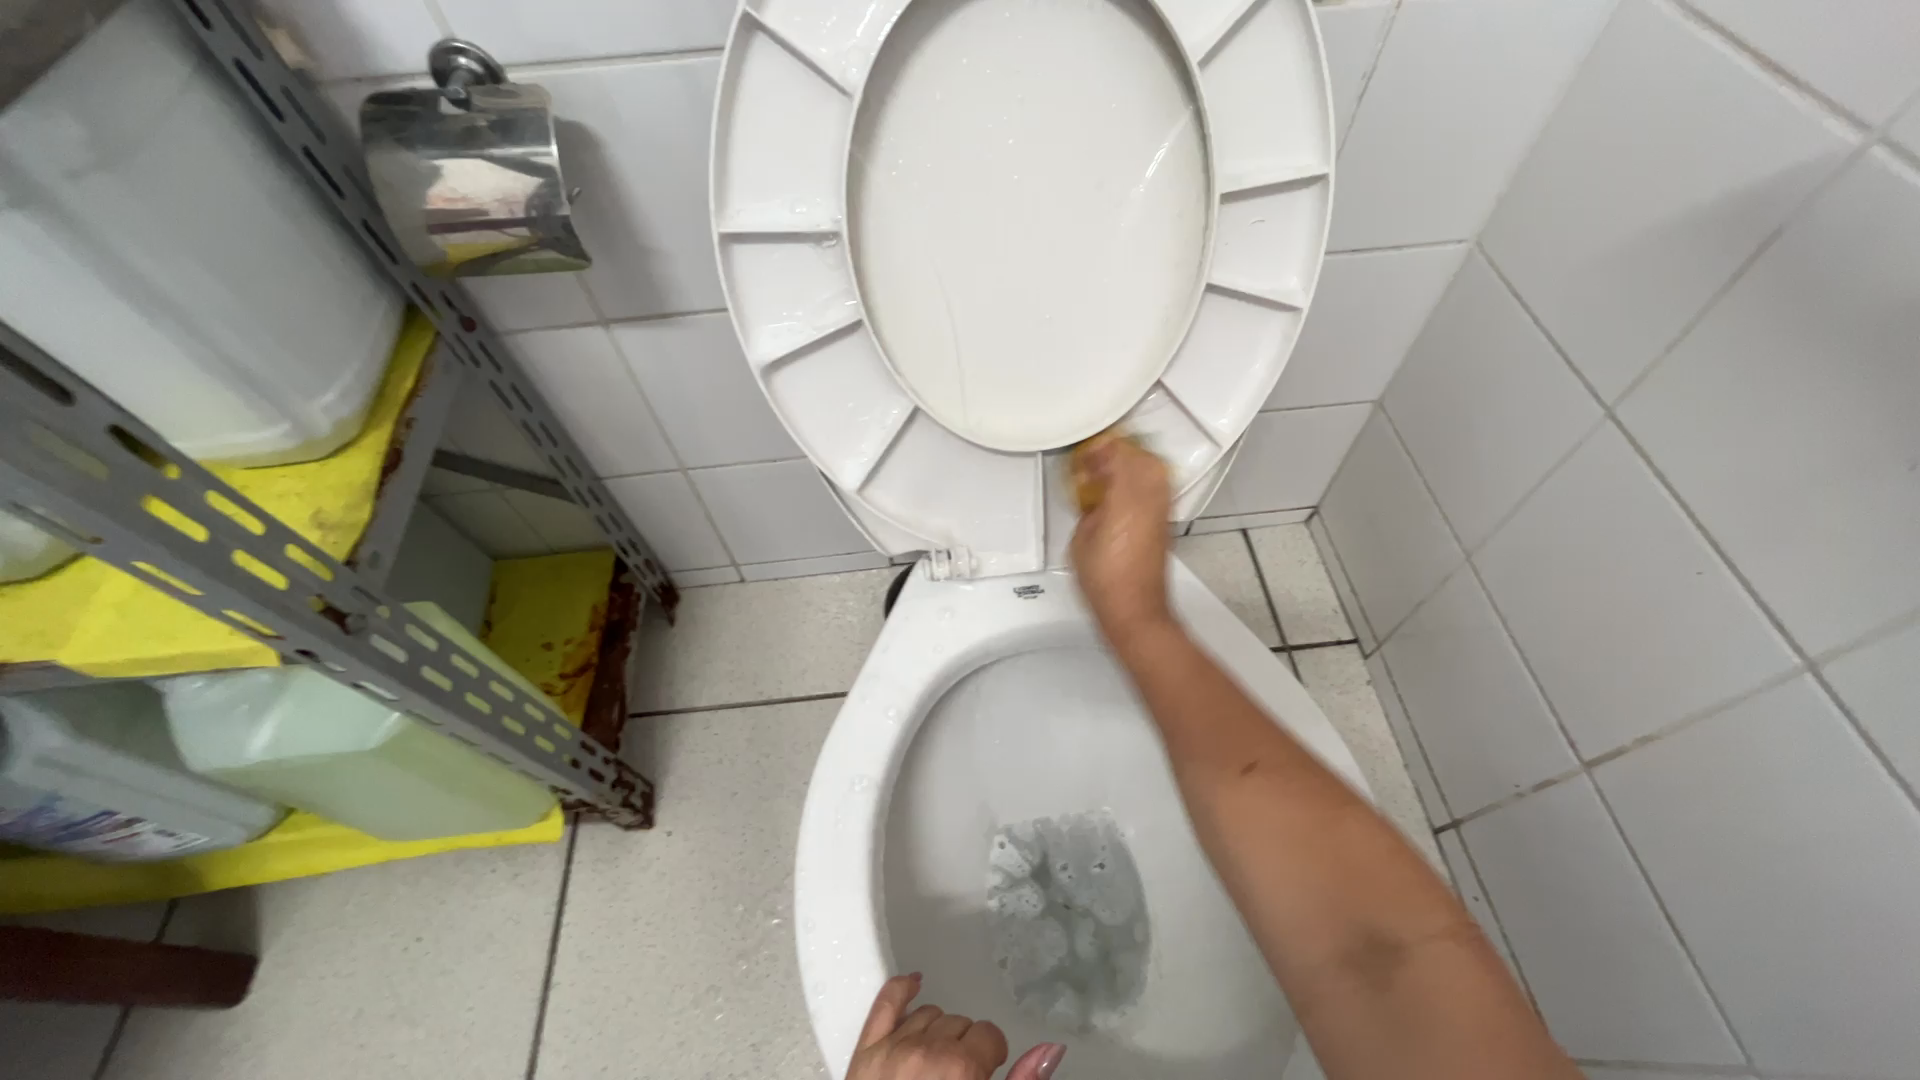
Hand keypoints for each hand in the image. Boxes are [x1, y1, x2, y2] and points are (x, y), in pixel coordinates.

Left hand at [848, 974, 1066, 1079]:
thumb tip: (1051, 1049)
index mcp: (961, 1068)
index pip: (990, 1035)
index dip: (991, 1054)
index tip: (986, 1073)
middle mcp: (927, 1049)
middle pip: (960, 1023)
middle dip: (966, 1046)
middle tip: (961, 1076)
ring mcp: (893, 1046)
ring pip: (929, 1013)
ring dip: (938, 1031)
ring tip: (939, 1060)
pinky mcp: (865, 1050)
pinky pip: (886, 1002)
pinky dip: (901, 989)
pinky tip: (914, 985)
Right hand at [1069, 435, 1172, 639]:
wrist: (1135, 610)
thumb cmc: (1105, 581)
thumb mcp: (1080, 540)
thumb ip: (1088, 510)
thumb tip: (1093, 499)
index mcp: (1124, 499)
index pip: (1119, 454)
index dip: (1100, 449)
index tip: (1085, 454)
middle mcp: (1149, 500)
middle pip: (1143, 457)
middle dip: (1120, 452)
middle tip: (1098, 460)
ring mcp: (1161, 511)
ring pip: (1155, 470)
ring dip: (1134, 465)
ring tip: (1111, 474)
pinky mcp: (1164, 524)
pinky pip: (1157, 489)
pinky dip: (1142, 483)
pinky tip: (1123, 495)